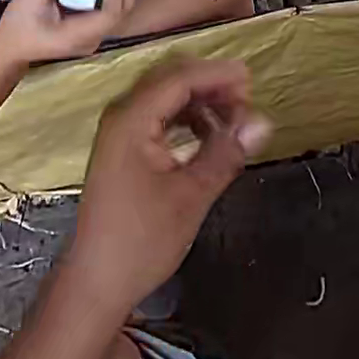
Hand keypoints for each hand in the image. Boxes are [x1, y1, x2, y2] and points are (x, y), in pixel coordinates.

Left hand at [61, 58, 269, 317]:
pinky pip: (159, 115)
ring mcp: (120, 130)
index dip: (217, 74)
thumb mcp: (191, 196)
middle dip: (209, 83)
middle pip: (170, 79)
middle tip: (245, 99)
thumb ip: (226, 152)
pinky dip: (186, 117)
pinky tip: (209, 135)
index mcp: (131, 119)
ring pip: (165, 96)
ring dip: (199, 99)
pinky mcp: (123, 147)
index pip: (179, 78)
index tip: (251, 80)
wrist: (96, 284)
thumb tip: (263, 122)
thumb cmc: (141, 241)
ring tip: (233, 118)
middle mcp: (122, 115)